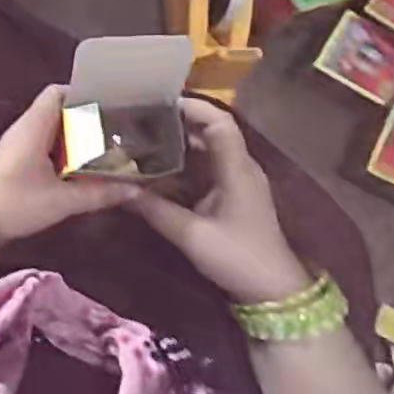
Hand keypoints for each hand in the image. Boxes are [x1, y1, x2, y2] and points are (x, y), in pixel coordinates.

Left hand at [0, 85, 140, 243]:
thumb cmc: (15, 204)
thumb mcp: (62, 201)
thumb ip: (99, 193)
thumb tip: (135, 190)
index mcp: (34, 125)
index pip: (58, 91)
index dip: (84, 93)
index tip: (110, 106)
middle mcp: (25, 129)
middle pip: (59, 111)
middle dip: (87, 119)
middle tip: (117, 130)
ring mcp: (18, 145)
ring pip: (53, 131)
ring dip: (76, 139)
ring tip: (108, 148)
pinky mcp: (16, 162)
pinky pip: (45, 147)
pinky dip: (64, 153)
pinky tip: (84, 169)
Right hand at [129, 98, 312, 304]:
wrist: (272, 291)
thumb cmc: (237, 257)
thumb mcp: (191, 235)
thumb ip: (155, 210)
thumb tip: (120, 189)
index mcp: (237, 169)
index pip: (218, 123)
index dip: (192, 107)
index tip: (158, 102)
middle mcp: (239, 168)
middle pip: (209, 133)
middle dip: (175, 124)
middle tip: (138, 121)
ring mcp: (236, 182)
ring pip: (204, 152)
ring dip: (175, 146)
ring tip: (140, 141)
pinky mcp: (230, 197)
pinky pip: (203, 172)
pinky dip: (179, 168)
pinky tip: (153, 172)